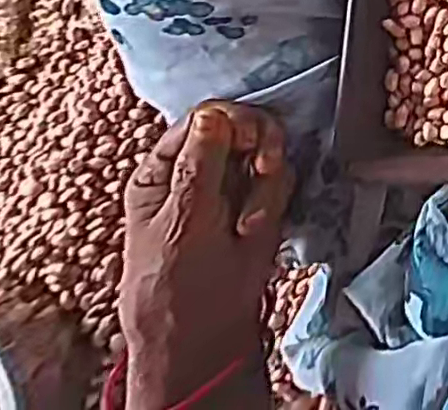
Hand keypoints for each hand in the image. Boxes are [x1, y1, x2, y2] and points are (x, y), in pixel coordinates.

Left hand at [120, 100, 290, 407]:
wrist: (208, 334)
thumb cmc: (177, 284)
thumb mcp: (183, 223)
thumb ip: (199, 165)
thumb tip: (212, 113)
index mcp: (166, 168)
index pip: (205, 117)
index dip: (232, 120)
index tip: (249, 141)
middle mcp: (201, 166)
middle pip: (243, 123)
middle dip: (260, 146)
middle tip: (264, 168)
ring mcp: (233, 180)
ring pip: (268, 147)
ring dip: (267, 182)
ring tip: (251, 221)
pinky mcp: (261, 194)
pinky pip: (282, 174)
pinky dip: (276, 197)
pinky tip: (257, 227)